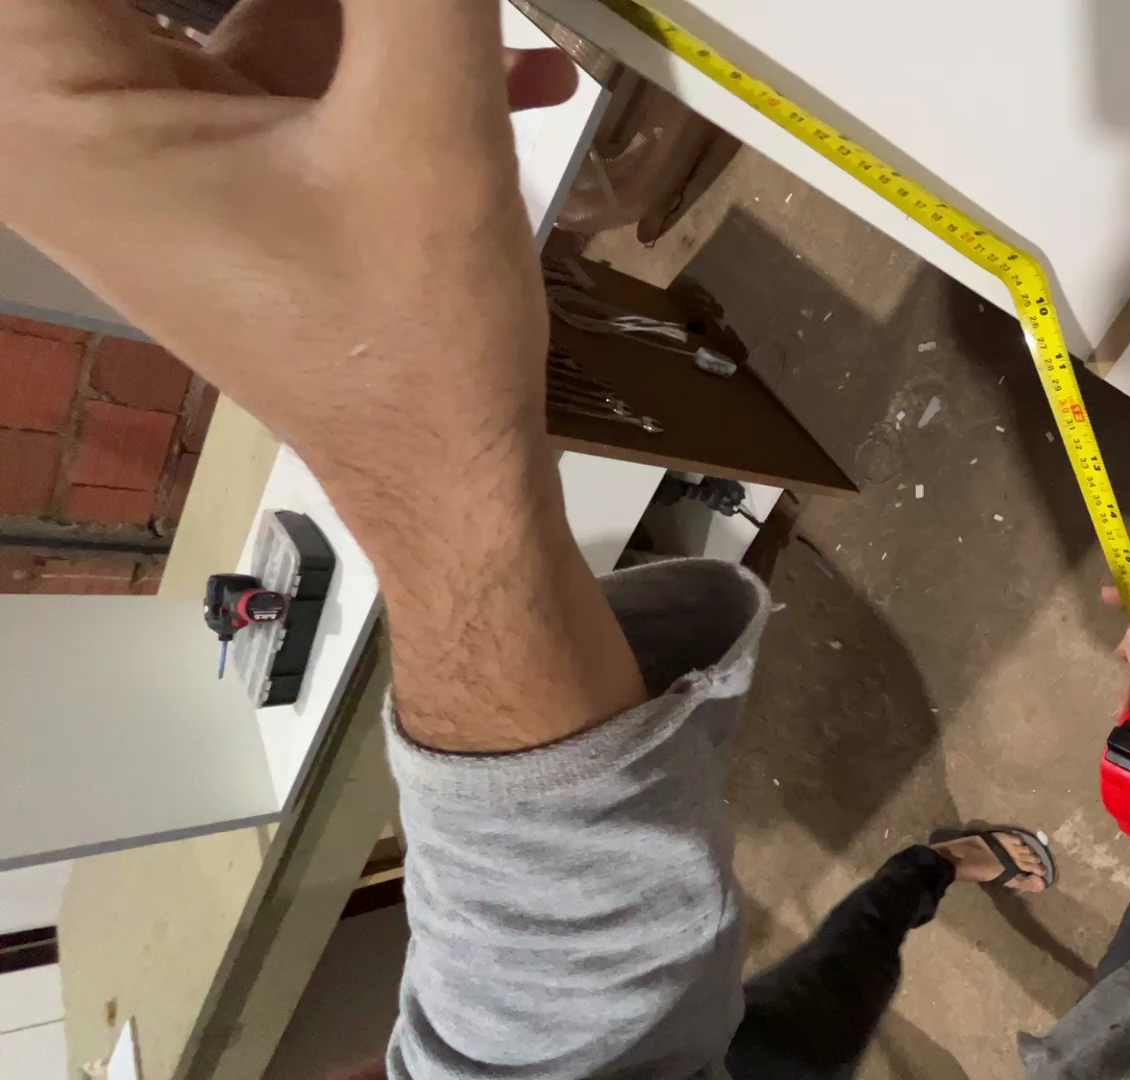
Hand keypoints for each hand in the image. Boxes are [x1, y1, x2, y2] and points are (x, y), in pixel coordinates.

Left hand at [0, 1, 645, 750]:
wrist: (458, 471)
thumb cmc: (426, 344)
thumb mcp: (431, 147)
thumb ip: (423, 1)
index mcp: (40, 91)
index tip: (394, 15)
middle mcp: (60, 105)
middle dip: (351, 6)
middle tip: (445, 16)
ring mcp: (158, 142)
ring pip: (255, 12)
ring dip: (392, 19)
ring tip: (492, 27)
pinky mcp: (243, 174)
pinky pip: (306, 76)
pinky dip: (405, 64)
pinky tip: (525, 75)